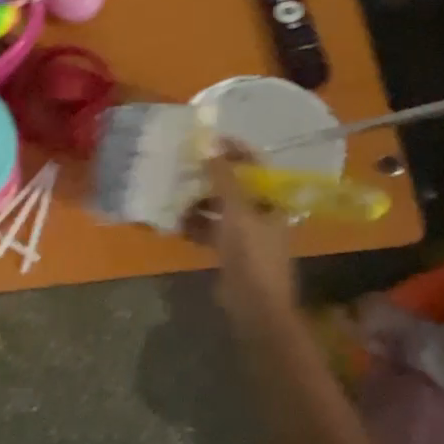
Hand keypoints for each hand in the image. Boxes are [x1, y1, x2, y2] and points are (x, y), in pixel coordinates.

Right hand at [183, 141, 297, 325]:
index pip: (254, 165)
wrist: (254, 303)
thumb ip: (223, 178)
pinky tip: (174, 223)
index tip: (206, 140)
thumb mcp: (236, 210)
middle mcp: (260, 212)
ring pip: (217, 208)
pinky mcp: (229, 250)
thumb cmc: (251, 252)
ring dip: (196, 202)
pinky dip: (194, 225)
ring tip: (172, 194)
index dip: (232, 150)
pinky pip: (208, 229)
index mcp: (271, 199)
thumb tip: (209, 146)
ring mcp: (244, 232)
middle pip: (233, 186)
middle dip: (207, 177)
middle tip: (181, 167)